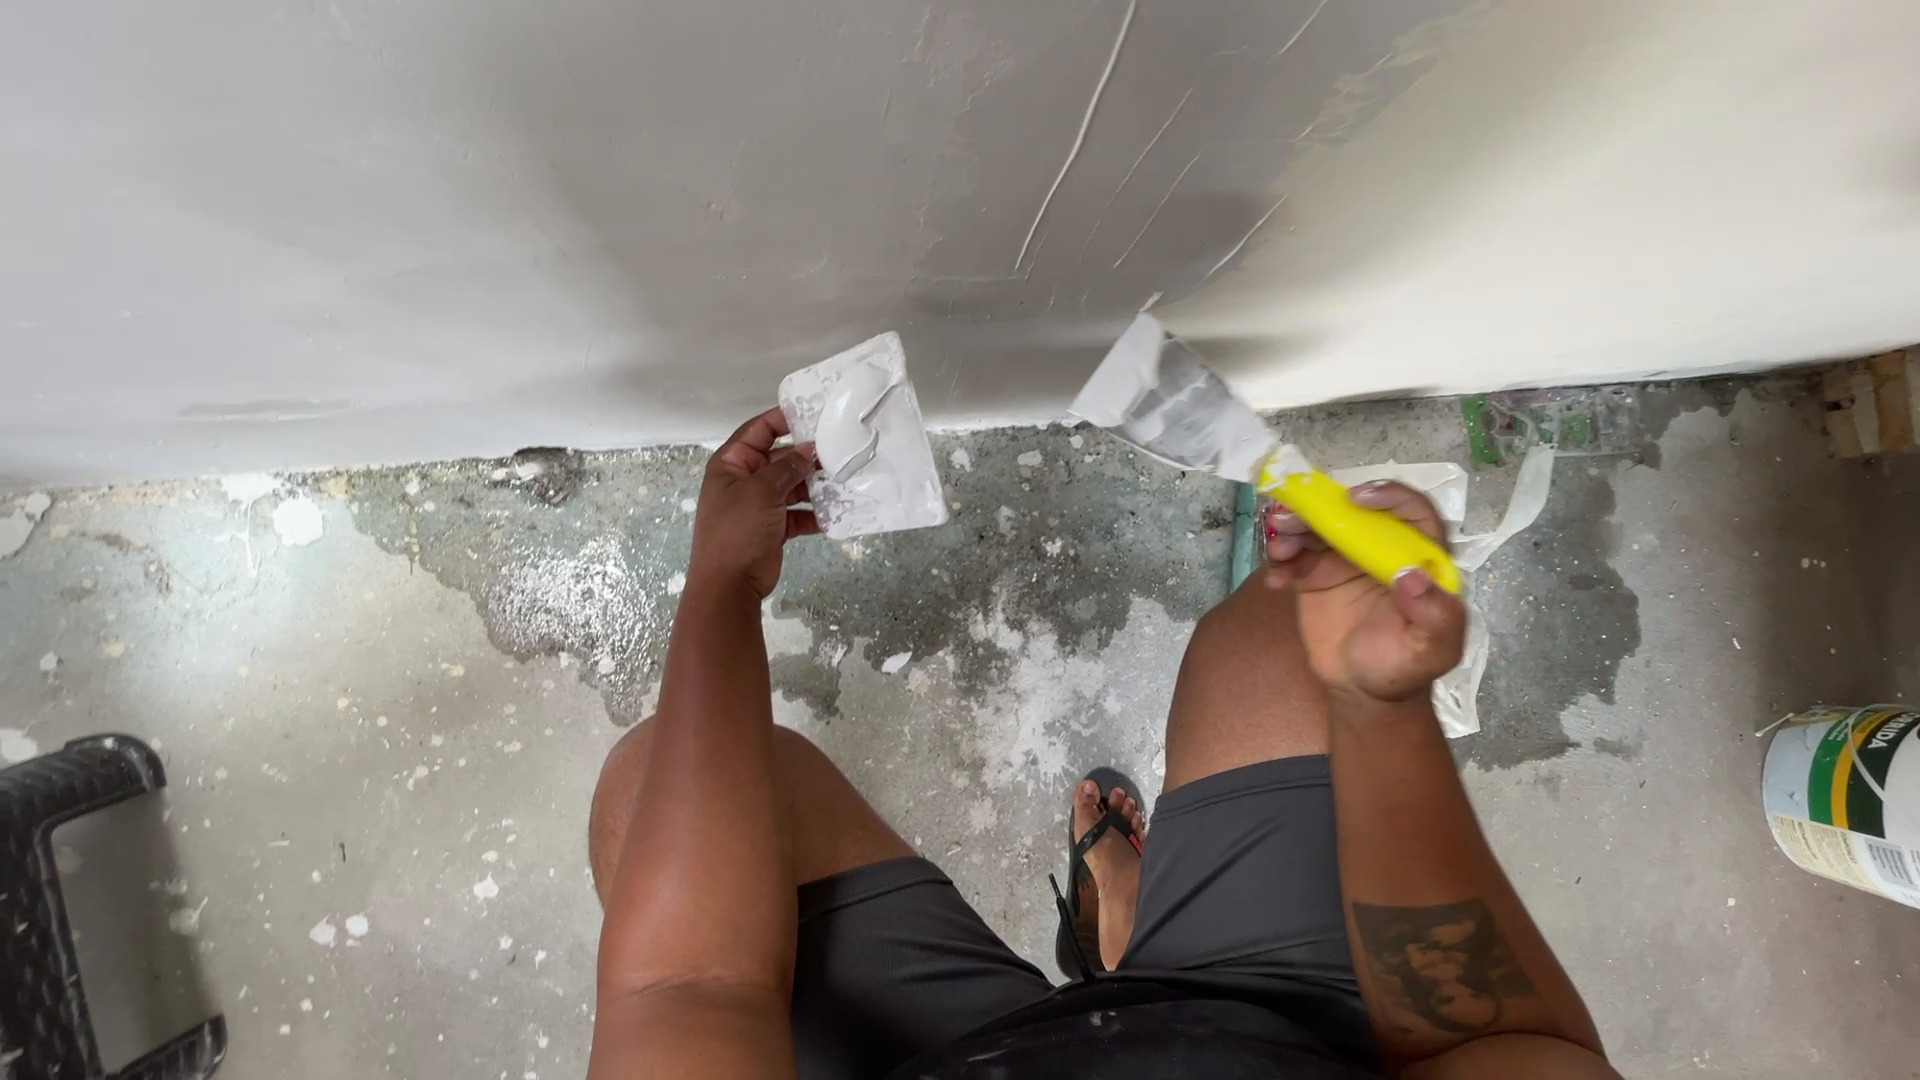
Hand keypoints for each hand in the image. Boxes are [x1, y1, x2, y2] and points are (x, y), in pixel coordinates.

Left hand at [688, 407, 820, 597]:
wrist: (729, 584)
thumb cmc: (737, 530)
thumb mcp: (761, 492)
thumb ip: (787, 468)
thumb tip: (809, 450)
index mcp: (732, 464)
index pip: (759, 431)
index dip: (783, 419)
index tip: (814, 413)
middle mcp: (745, 480)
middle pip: (780, 459)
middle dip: (807, 457)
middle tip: (839, 450)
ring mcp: (760, 505)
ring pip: (793, 486)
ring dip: (815, 485)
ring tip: (843, 480)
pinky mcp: (774, 527)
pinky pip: (798, 513)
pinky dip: (815, 514)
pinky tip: (836, 512)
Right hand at [1263, 481, 1465, 704]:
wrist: (1361, 688)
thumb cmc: (1403, 667)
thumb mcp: (1432, 650)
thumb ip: (1435, 616)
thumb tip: (1412, 577)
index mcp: (1418, 558)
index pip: (1412, 513)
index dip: (1388, 497)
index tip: (1356, 498)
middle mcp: (1380, 550)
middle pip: (1352, 514)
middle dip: (1319, 510)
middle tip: (1289, 519)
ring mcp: (1344, 560)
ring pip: (1317, 530)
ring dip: (1293, 531)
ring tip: (1277, 550)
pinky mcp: (1314, 575)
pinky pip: (1294, 557)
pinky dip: (1279, 562)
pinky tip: (1275, 581)